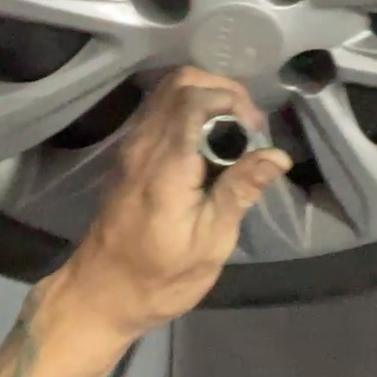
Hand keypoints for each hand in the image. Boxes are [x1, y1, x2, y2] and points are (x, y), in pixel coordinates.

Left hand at [43, 67, 293, 342]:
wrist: (99, 294)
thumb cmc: (160, 279)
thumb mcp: (210, 244)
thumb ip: (239, 191)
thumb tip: (277, 156)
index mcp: (165, 167)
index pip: (193, 101)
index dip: (231, 101)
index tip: (255, 131)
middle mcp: (143, 145)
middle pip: (180, 82)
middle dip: (222, 91)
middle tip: (247, 126)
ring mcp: (131, 144)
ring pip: (168, 89)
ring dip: (207, 95)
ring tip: (233, 130)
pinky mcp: (129, 150)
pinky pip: (160, 107)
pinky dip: (190, 106)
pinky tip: (210, 140)